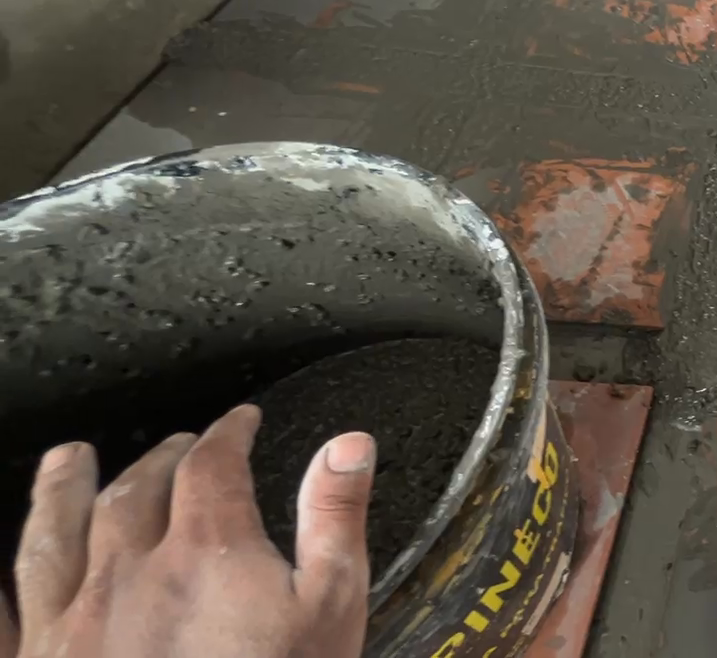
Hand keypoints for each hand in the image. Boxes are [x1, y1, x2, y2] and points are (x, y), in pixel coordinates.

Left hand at [3, 405, 375, 657]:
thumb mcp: (333, 597)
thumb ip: (336, 514)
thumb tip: (349, 440)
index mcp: (205, 552)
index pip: (210, 467)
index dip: (228, 433)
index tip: (244, 418)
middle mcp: (123, 577)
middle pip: (132, 495)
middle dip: (161, 457)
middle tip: (182, 441)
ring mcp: (62, 631)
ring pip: (51, 543)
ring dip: (60, 494)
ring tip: (65, 460)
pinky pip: (1, 617)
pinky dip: (2, 583)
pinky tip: (2, 572)